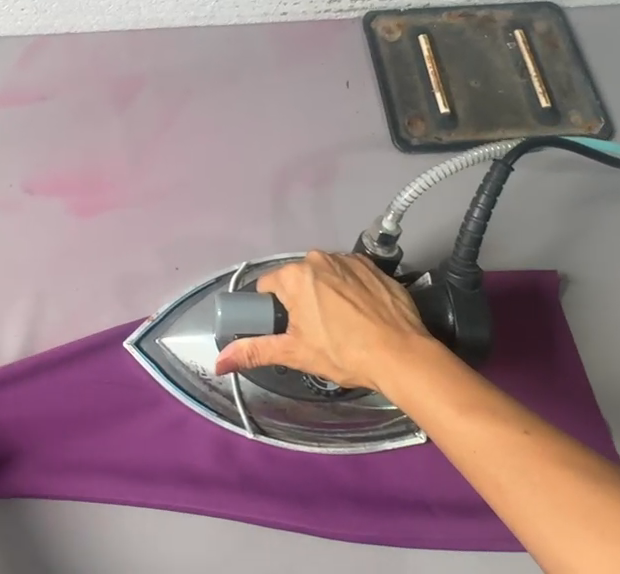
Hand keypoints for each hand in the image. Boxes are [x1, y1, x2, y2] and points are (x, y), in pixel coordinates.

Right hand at [213, 250, 437, 390]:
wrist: (401, 353)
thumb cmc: (344, 352)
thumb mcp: (296, 353)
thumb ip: (255, 351)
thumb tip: (219, 362)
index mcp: (295, 275)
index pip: (269, 287)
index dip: (273, 310)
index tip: (287, 330)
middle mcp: (319, 258)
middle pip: (297, 280)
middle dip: (301, 302)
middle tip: (315, 332)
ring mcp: (348, 259)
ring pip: (325, 276)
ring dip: (326, 294)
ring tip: (342, 325)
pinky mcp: (373, 266)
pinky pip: (350, 275)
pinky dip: (351, 290)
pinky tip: (361, 315)